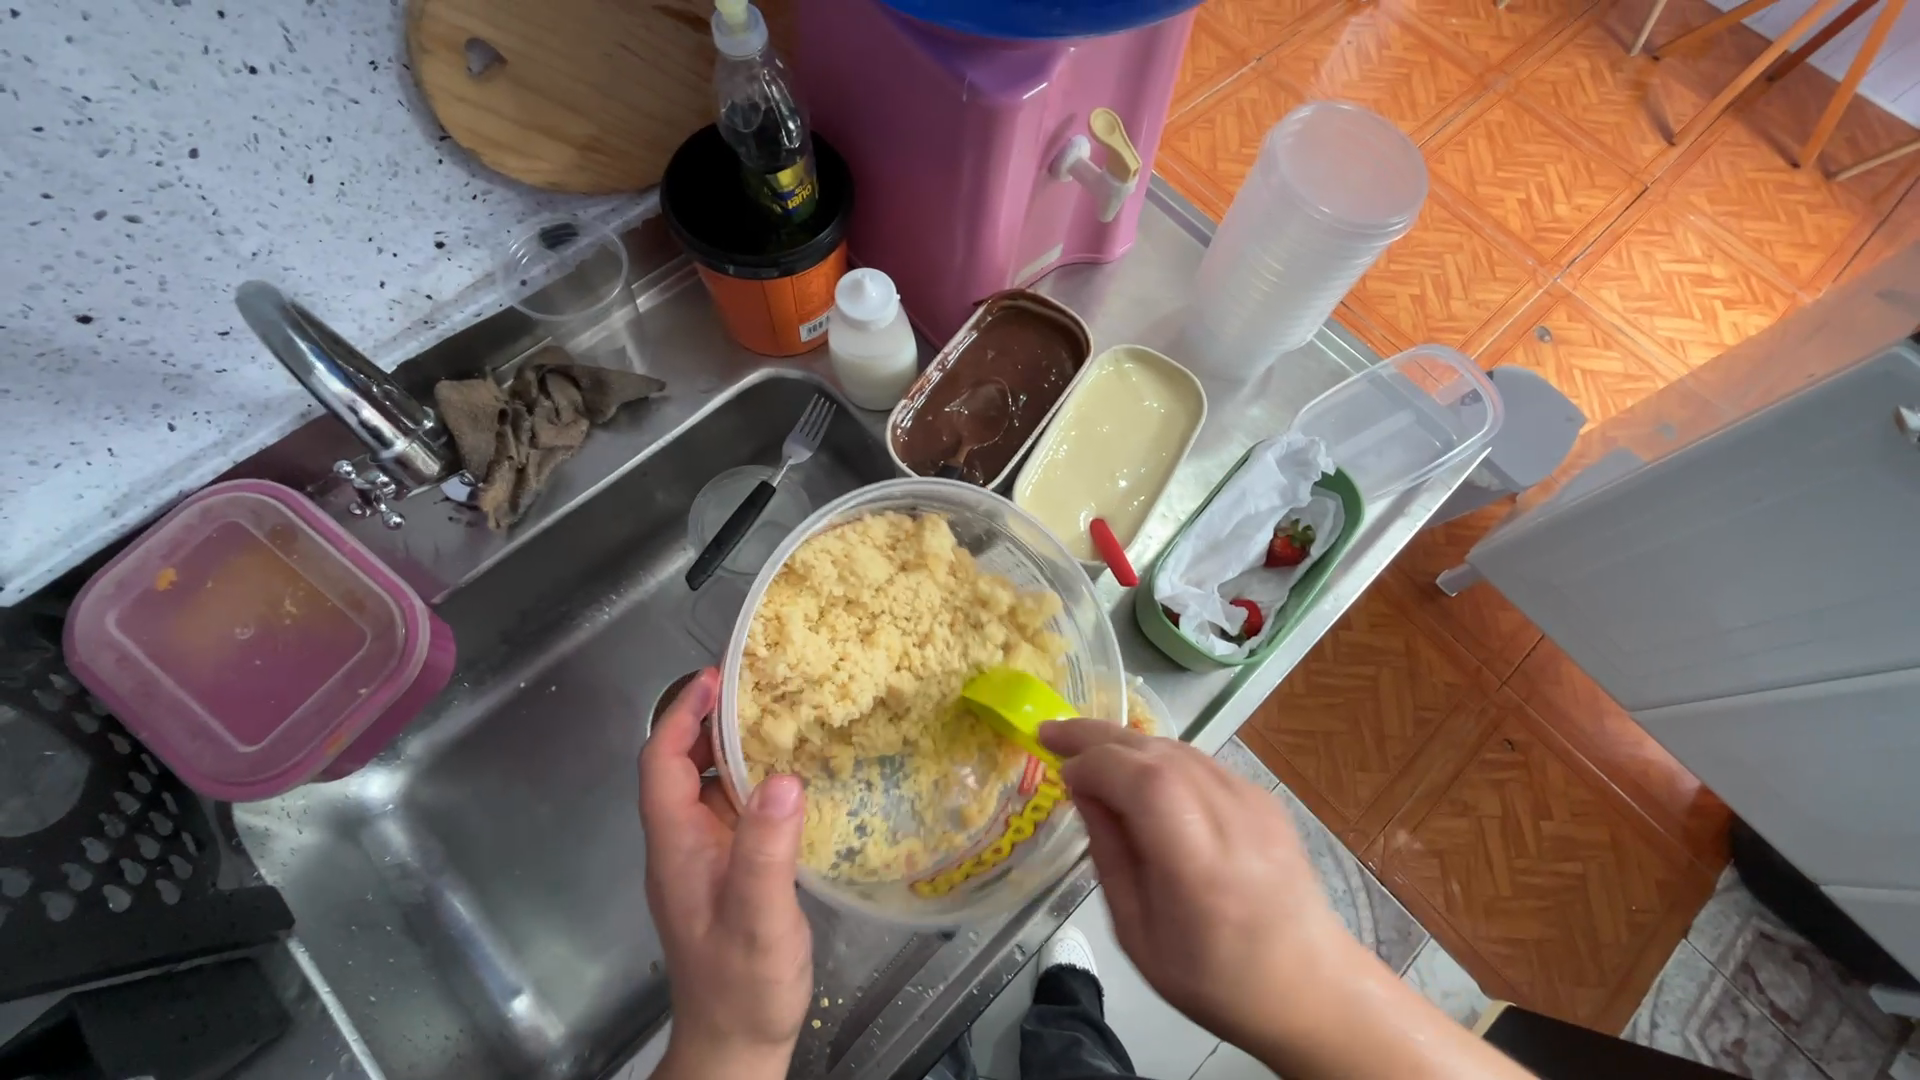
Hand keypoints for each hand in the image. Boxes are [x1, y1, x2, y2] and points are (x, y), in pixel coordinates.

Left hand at [639, 668, 811, 1079]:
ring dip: (733, 746)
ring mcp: (705, 857)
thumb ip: (767, 851)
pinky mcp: (729, 869)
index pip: (662, 764)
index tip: (715, 678)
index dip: (681, 715)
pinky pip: (734, 807)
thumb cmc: (743, 985)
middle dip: (709, 720)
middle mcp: (683, 844)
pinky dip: (753, 778)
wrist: (736, 1045)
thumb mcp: (759, 919)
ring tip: (779, 715)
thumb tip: (783, 778)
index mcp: (677, 846)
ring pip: (708, 784)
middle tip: (758, 686)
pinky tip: (790, 773)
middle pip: (681, 766)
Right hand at [1040, 720, 1354, 1060]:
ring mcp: (1255, 802)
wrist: (1312, 987)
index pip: (1145, 783)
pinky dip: (1156, 755)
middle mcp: (1234, 822)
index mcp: (1201, 870)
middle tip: (1051, 732)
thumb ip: (1109, 855)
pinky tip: (1133, 769)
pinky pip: (1198, 760)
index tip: (1061, 773)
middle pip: (1159, 752)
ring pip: (1177, 747)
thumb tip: (1084, 790)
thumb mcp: (1138, 935)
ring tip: (1083, 747)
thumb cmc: (1214, 978)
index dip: (1096, 765)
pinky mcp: (1263, 797)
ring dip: (1125, 741)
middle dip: (1098, 735)